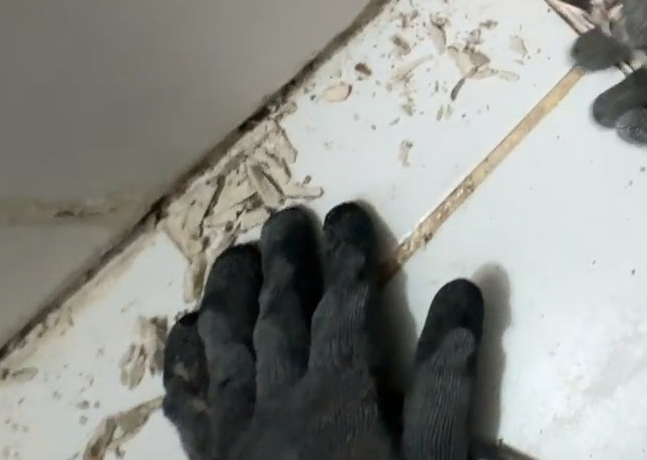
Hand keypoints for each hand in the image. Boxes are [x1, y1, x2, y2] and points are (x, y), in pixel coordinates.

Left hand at [161, 203, 482, 459]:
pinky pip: (191, 408)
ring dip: (229, 299)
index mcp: (337, 398)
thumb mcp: (437, 459)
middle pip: (278, 318)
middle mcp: (279, 409)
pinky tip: (184, 338)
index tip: (345, 212)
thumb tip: (462, 288)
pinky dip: (187, 365)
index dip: (346, 255)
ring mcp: (237, 443)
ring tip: (230, 257)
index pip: (342, 306)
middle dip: (283, 263)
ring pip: (227, 353)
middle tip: (284, 218)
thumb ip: (447, 376)